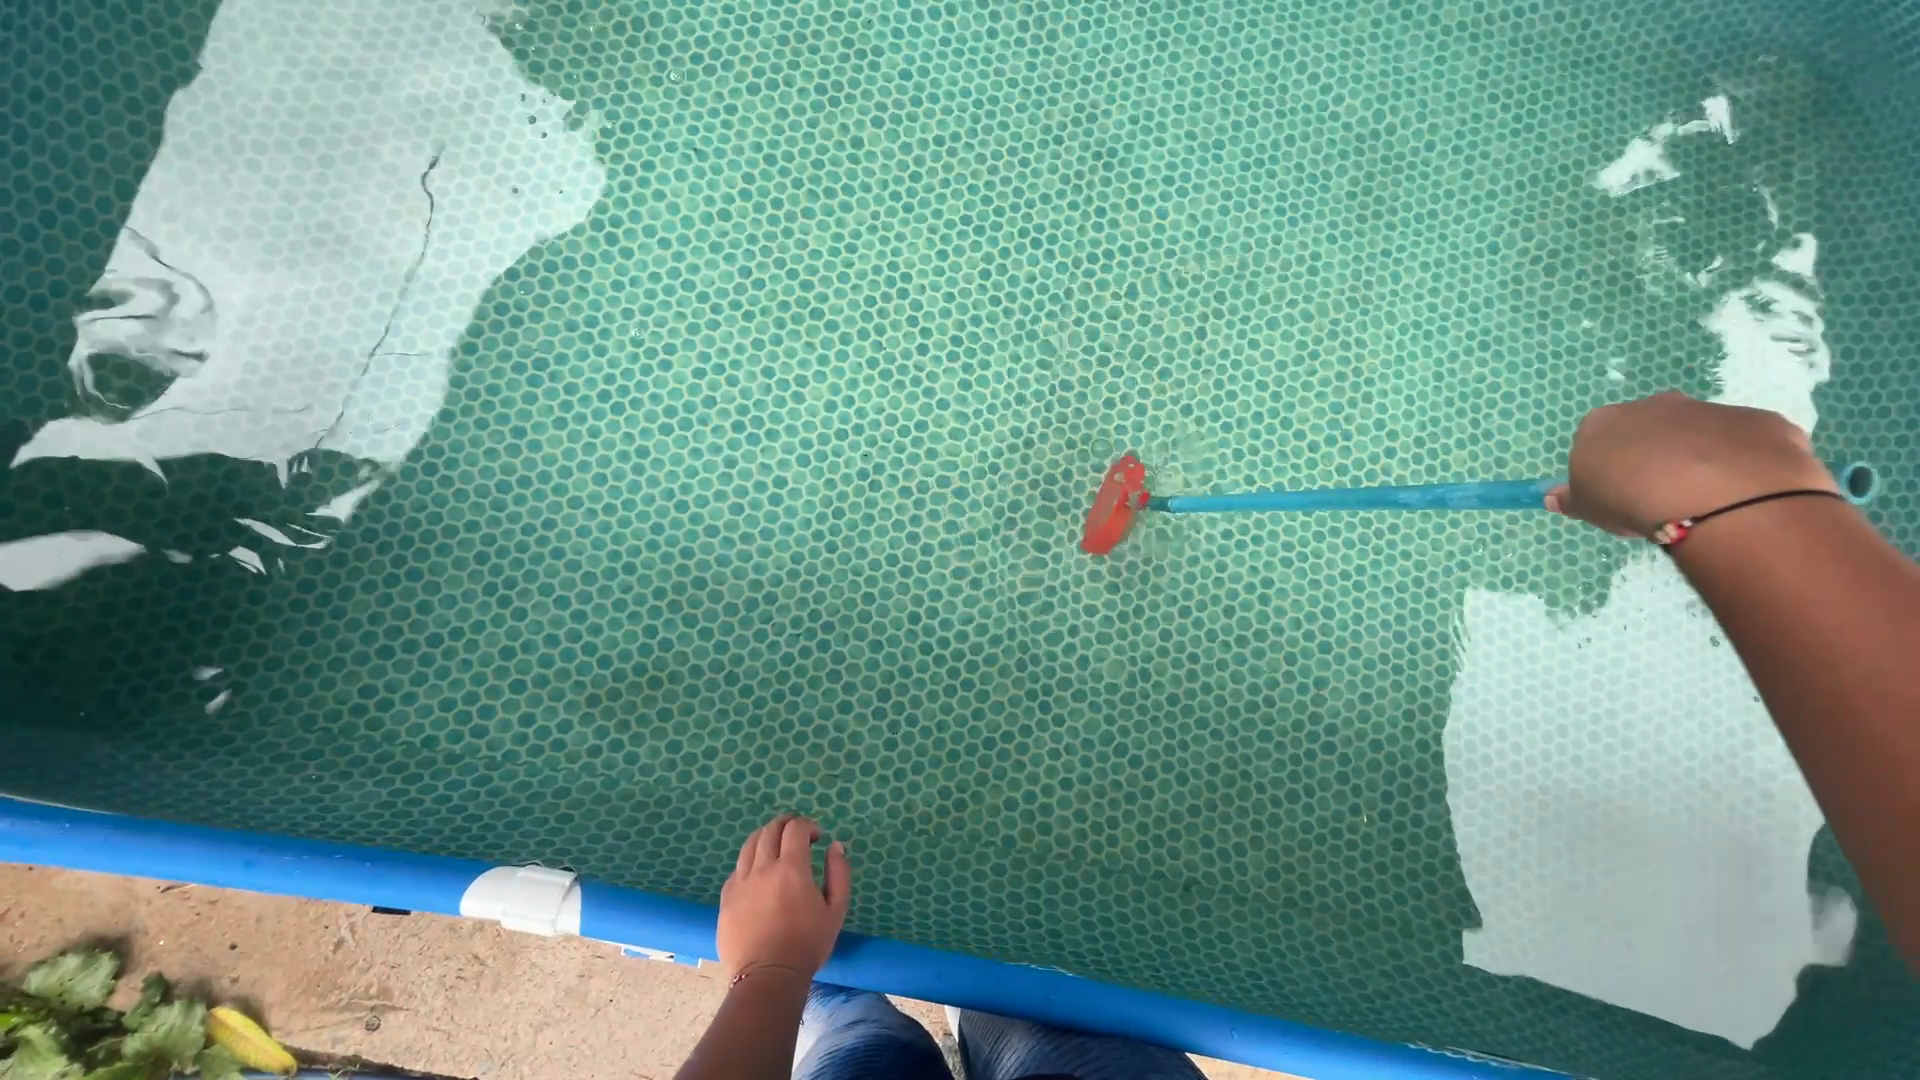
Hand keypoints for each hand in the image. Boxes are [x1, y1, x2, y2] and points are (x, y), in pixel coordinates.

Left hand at [717, 814, 850, 981]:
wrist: (768, 977)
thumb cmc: (807, 944)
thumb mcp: (836, 910)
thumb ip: (839, 873)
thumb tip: (835, 846)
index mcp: (792, 869)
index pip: (795, 829)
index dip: (807, 825)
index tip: (816, 837)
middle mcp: (763, 868)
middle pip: (770, 830)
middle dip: (786, 824)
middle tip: (796, 833)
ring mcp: (741, 883)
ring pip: (749, 844)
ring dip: (765, 836)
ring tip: (775, 845)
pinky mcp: (726, 899)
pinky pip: (737, 869)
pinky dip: (750, 861)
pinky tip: (758, 872)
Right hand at [1546, 392, 1835, 537]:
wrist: (1718, 495)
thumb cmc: (1631, 499)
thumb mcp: (1588, 507)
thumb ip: (1571, 499)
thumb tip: (1554, 497)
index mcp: (1604, 422)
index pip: (1598, 439)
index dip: (1607, 465)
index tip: (1614, 490)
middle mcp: (1654, 405)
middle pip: (1650, 428)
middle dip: (1654, 453)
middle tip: (1658, 492)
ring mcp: (1712, 409)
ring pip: (1700, 433)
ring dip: (1700, 457)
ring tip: (1704, 497)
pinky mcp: (1761, 421)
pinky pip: (1747, 442)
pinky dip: (1744, 462)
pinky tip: (1743, 491)